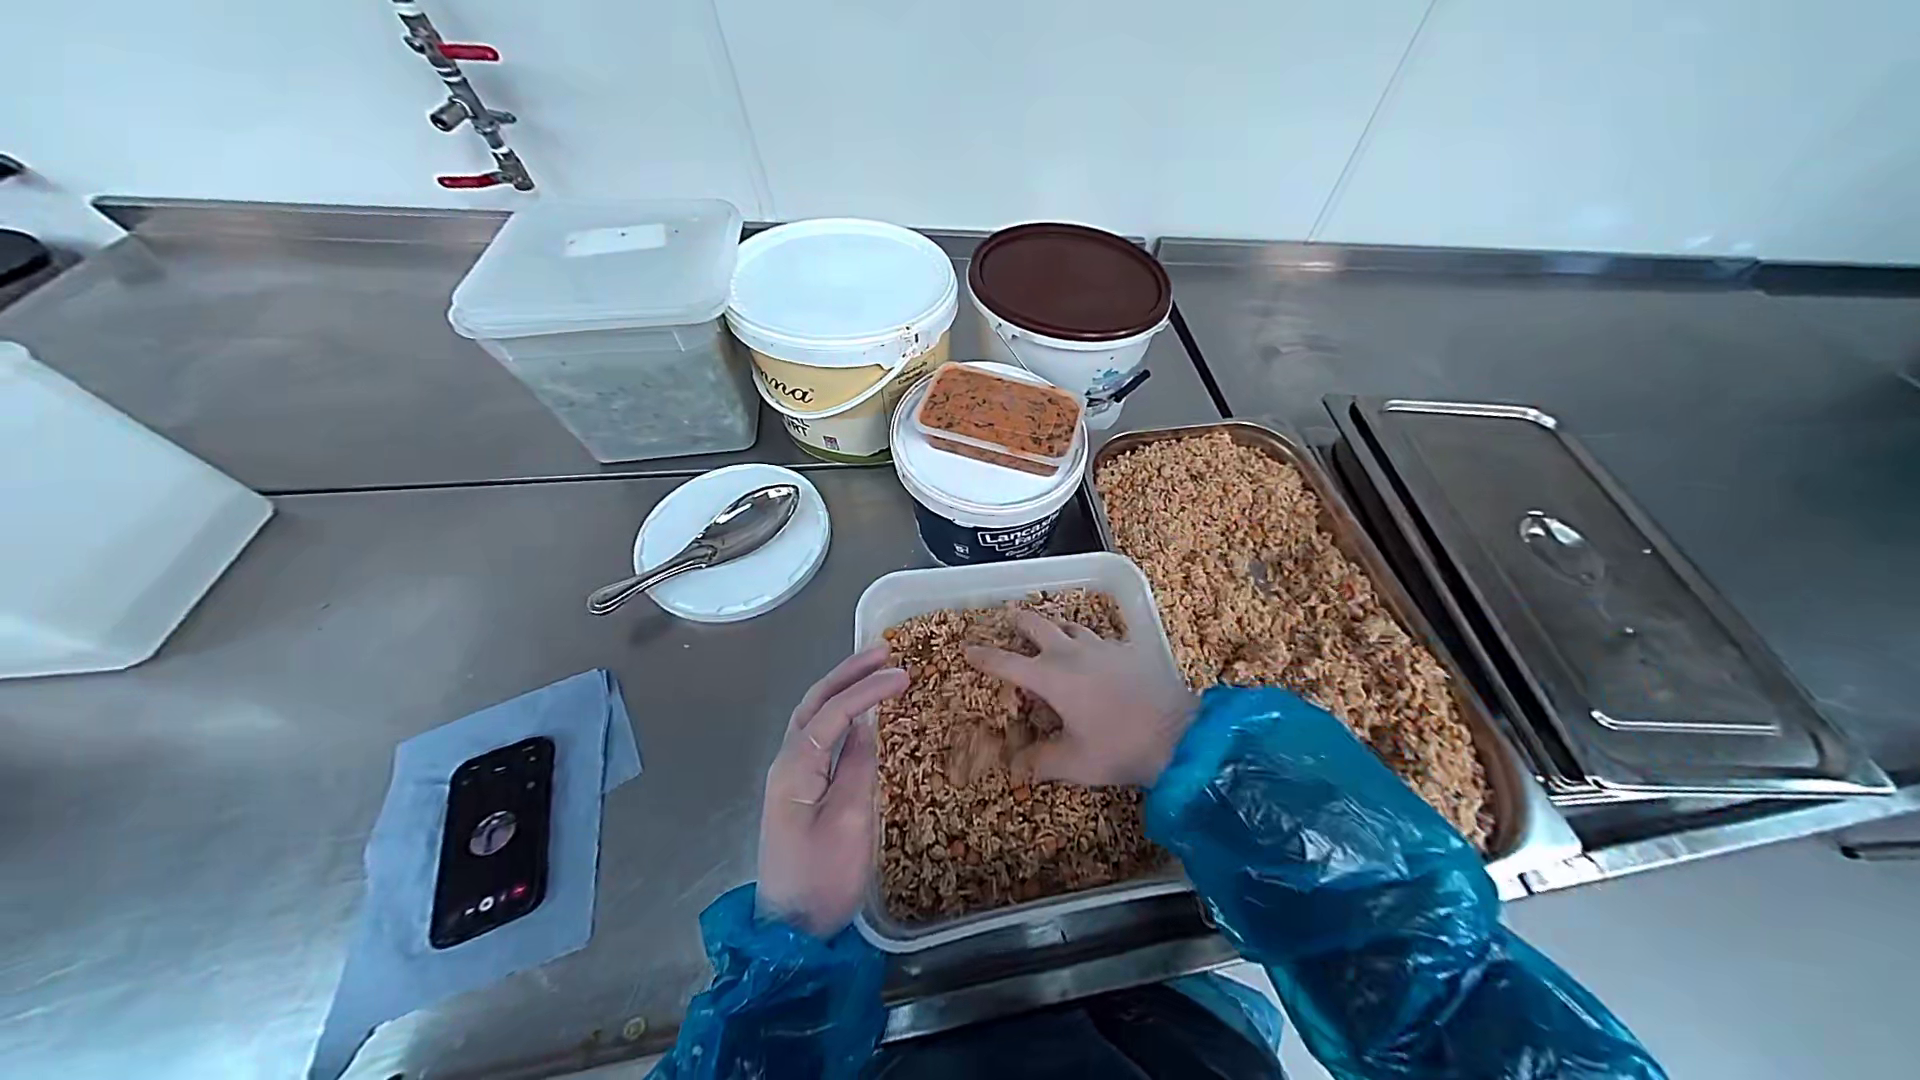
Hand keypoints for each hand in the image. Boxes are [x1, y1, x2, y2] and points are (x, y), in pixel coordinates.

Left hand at [756, 645, 908, 936]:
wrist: (790, 932)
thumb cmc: (824, 880)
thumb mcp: (850, 822)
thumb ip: (856, 766)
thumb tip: (864, 724)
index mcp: (794, 768)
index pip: (833, 712)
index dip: (868, 689)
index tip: (903, 674)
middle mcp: (785, 762)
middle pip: (816, 703)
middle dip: (849, 672)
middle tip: (884, 651)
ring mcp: (788, 775)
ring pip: (814, 715)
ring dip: (842, 687)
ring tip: (874, 666)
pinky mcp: (797, 788)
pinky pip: (818, 735)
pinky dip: (839, 711)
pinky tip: (858, 709)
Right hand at [965, 611, 1198, 787]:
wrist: (1180, 735)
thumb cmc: (1120, 748)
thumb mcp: (1075, 763)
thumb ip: (1040, 763)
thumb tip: (1015, 769)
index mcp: (1051, 677)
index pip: (1006, 661)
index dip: (983, 656)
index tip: (967, 649)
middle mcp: (1072, 653)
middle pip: (1036, 624)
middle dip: (1017, 621)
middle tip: (1006, 620)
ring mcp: (1102, 647)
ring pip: (1069, 625)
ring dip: (1053, 627)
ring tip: (1049, 635)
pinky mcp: (1128, 649)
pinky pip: (1099, 638)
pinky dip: (1087, 642)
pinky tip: (1094, 655)